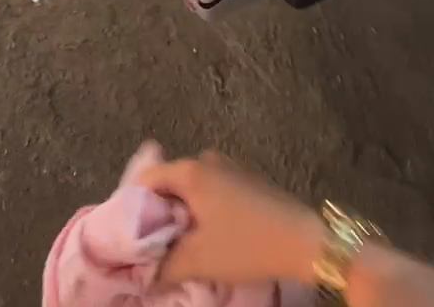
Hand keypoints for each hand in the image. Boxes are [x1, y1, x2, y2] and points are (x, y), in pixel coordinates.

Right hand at [133, 149, 324, 288]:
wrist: (303, 240)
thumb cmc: (245, 244)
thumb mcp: (198, 260)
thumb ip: (163, 265)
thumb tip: (145, 275)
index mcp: (190, 170)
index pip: (147, 179)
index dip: (134, 206)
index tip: (131, 234)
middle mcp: (207, 159)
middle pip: (169, 181)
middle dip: (159, 212)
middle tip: (154, 243)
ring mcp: (229, 165)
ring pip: (192, 187)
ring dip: (183, 212)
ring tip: (180, 243)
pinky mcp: (246, 178)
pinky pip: (211, 188)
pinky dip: (203, 208)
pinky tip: (208, 234)